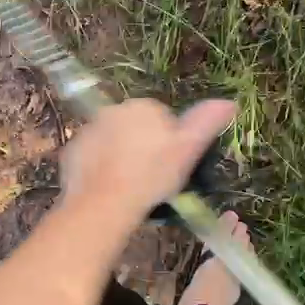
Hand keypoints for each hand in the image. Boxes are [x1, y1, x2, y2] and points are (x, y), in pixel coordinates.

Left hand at [57, 98, 234, 218]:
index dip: (169, 144)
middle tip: (151, 178)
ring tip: (129, 186)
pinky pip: (93, 155)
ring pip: (114, 141)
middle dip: (143, 147)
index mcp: (145, 107)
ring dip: (121, 156)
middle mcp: (114, 109)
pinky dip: (100, 166)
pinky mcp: (73, 149)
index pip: (162, 119)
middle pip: (136, 127)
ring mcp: (90, 128)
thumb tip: (230, 102)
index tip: (169, 167)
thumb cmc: (151, 177)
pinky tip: (108, 187)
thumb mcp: (187, 151)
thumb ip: (206, 123)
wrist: (104, 202)